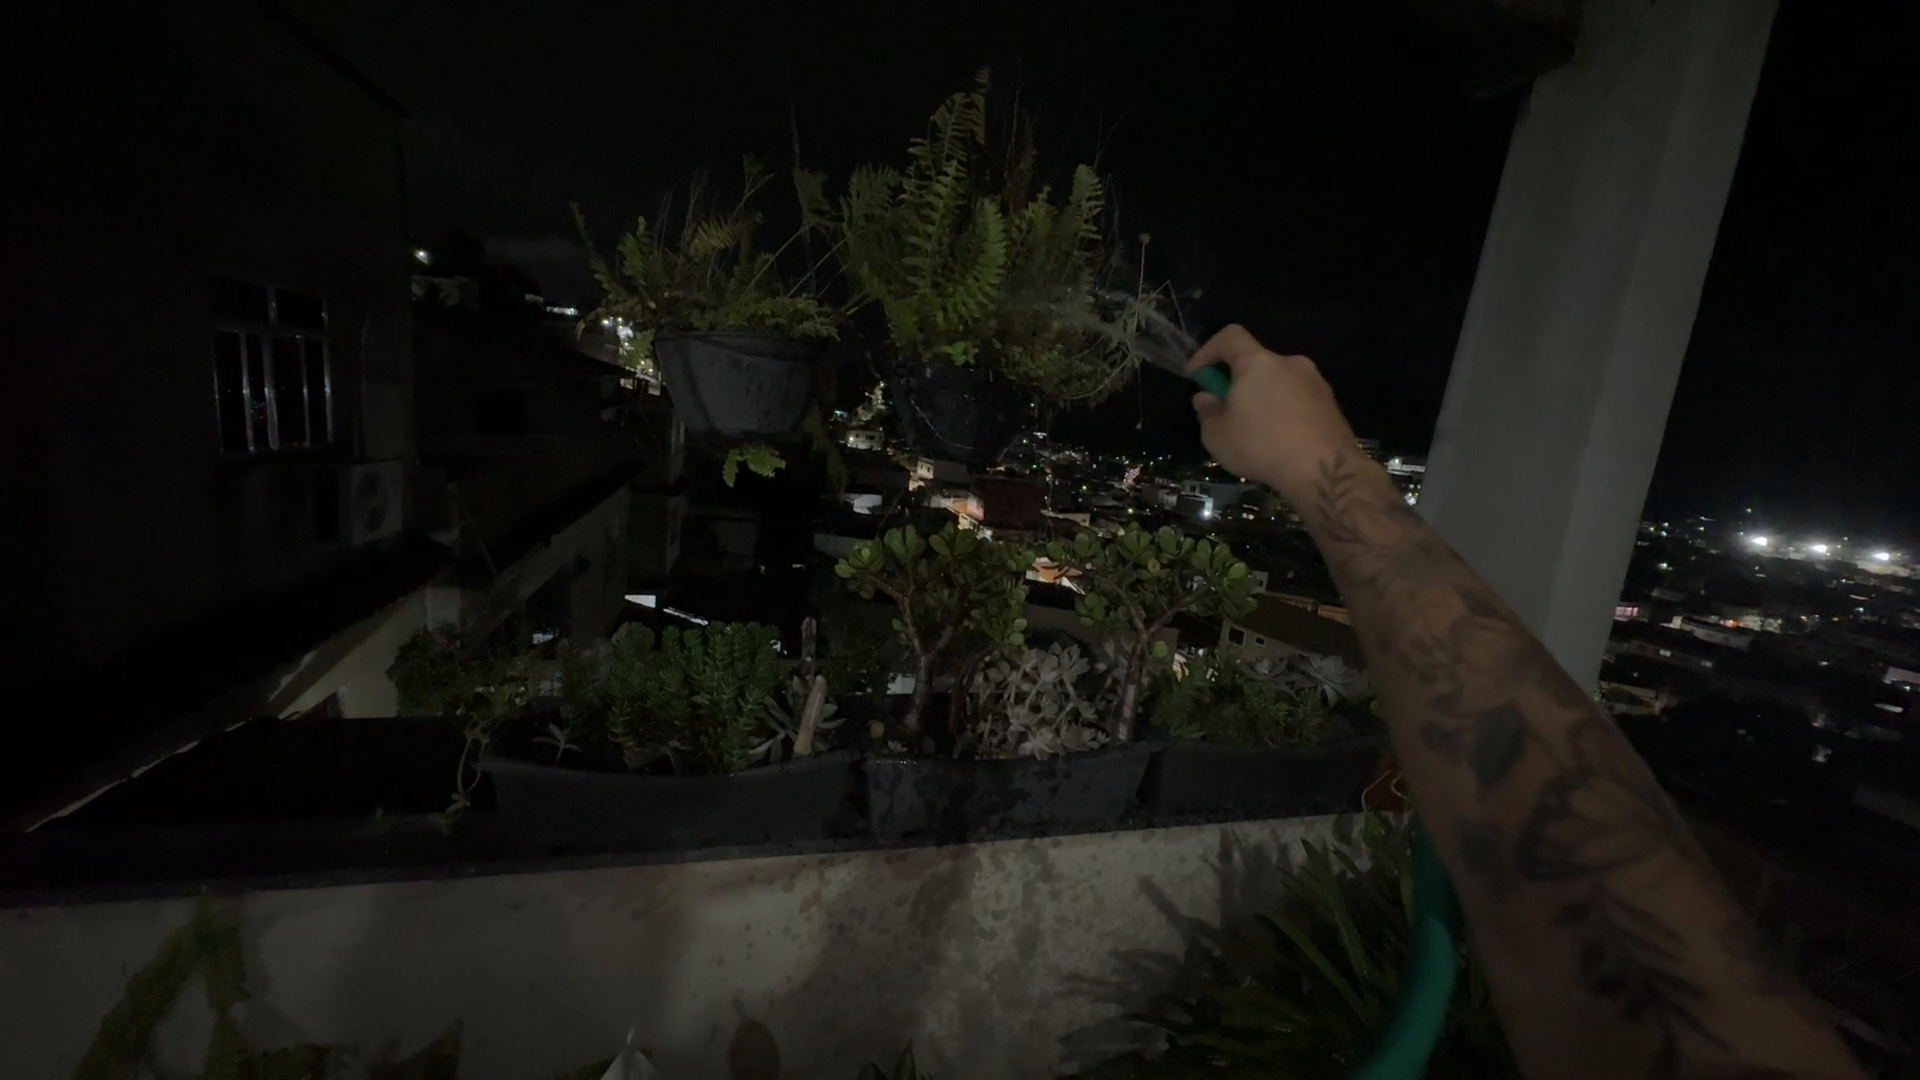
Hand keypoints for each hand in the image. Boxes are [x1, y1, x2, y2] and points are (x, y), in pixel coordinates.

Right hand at [1188, 325, 1360, 500]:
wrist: (1323, 469)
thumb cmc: (1261, 446)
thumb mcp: (1217, 435)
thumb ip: (1207, 412)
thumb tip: (1206, 398)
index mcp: (1257, 363)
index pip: (1230, 337)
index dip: (1207, 351)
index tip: (1196, 376)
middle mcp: (1289, 362)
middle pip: (1255, 362)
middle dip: (1235, 381)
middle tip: (1225, 411)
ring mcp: (1314, 381)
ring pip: (1277, 381)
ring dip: (1260, 397)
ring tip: (1252, 430)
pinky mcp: (1330, 402)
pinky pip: (1296, 398)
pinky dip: (1281, 410)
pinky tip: (1277, 439)